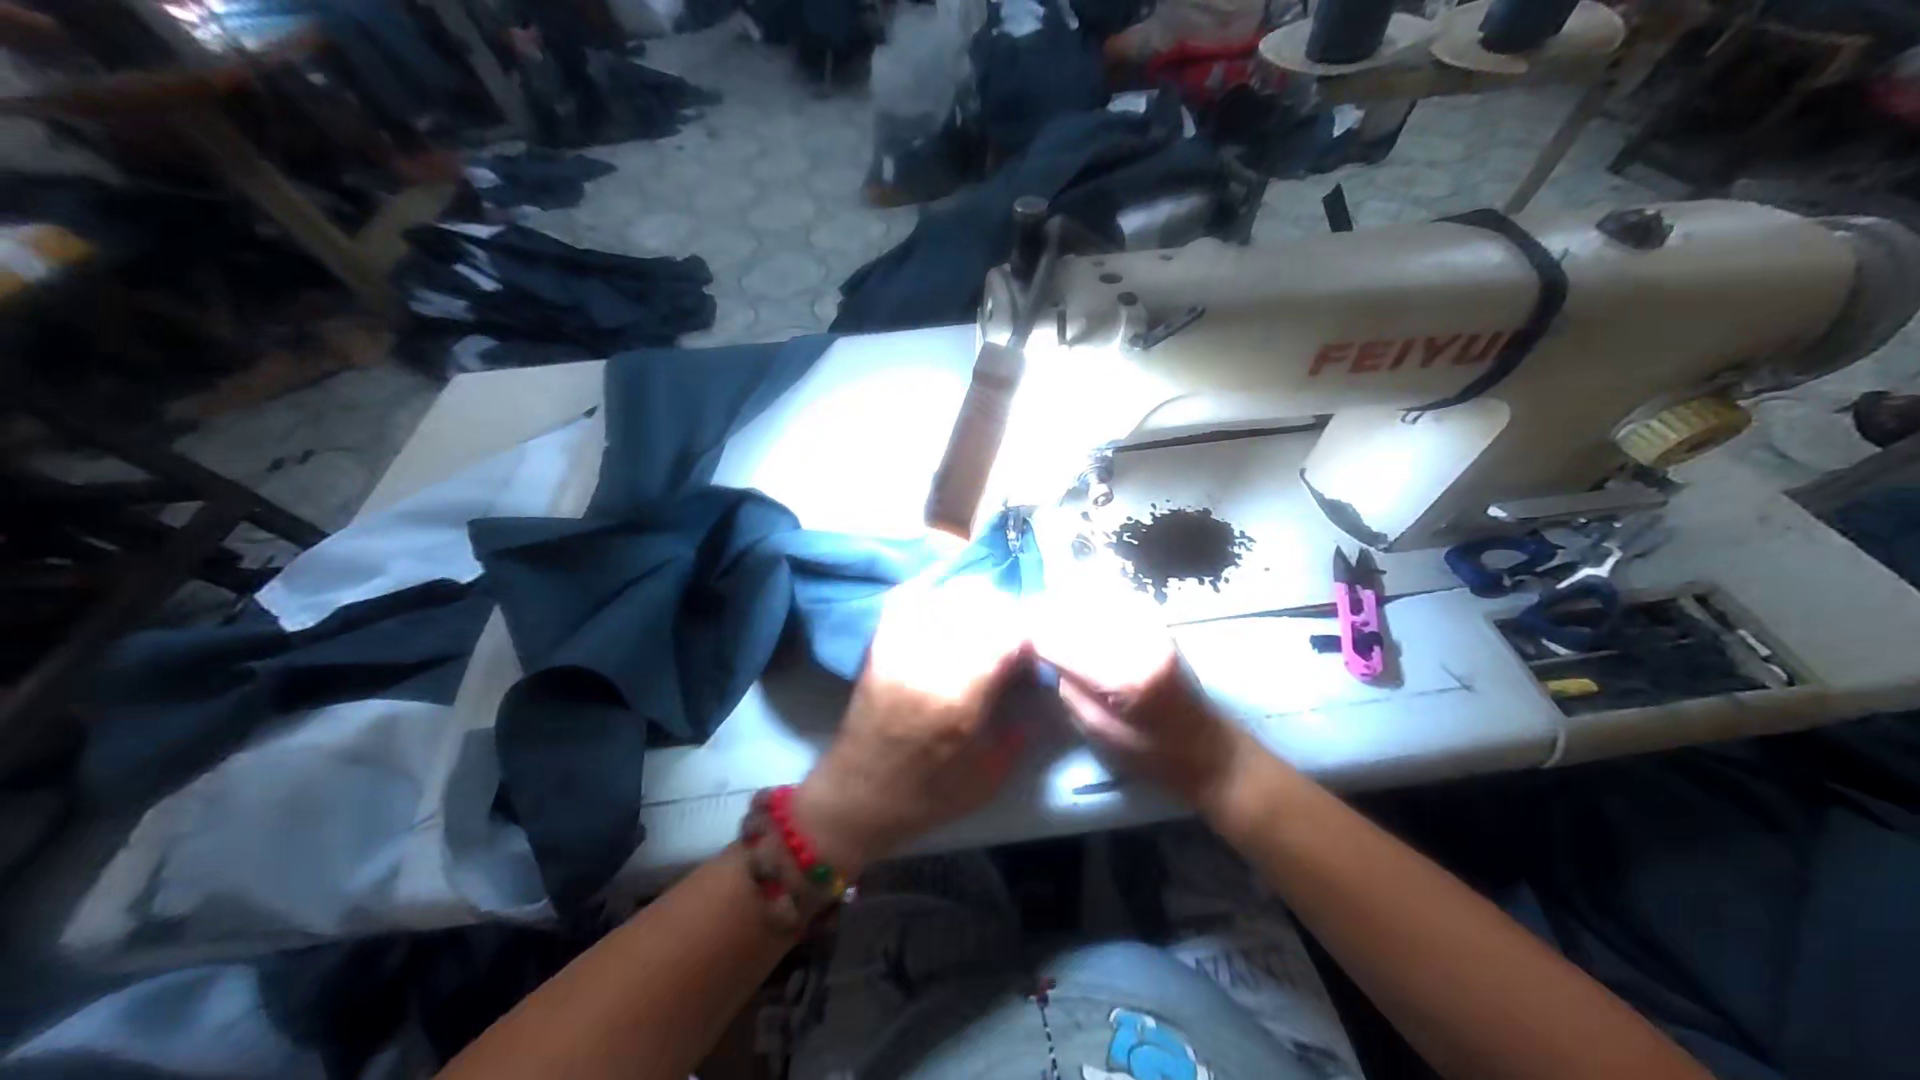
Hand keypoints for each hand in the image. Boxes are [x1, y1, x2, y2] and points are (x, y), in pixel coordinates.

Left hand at [794, 577, 1029, 872]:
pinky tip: (947, 603)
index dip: (1028, 634)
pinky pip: (908, 599)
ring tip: (984, 618)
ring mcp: (899, 649)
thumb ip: (1020, 731)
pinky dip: (933, 593)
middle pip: (978, 606)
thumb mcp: (988, 777)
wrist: (855, 797)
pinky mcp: (879, 645)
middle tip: (1012, 633)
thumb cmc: (925, 797)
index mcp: (958, 700)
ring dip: (974, 600)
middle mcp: (928, 664)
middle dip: (1005, 613)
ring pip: (945, 596)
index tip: (1034, 649)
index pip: (1006, 635)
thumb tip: (1038, 687)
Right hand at [1031, 585, 1246, 808]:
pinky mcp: (1157, 621)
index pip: (1061, 643)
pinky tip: (1076, 614)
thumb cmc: (1152, 754)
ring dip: (1065, 606)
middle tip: (1021, 623)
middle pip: (1076, 614)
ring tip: (1044, 617)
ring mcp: (1153, 626)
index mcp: (1125, 677)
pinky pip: (1114, 599)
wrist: (1208, 746)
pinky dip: (1090, 604)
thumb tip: (1041, 654)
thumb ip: (1069, 688)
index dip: (1032, 639)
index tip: (1011, 640)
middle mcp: (1140, 641)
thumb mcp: (1098, 731)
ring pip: (1093, 600)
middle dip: (1044, 617)